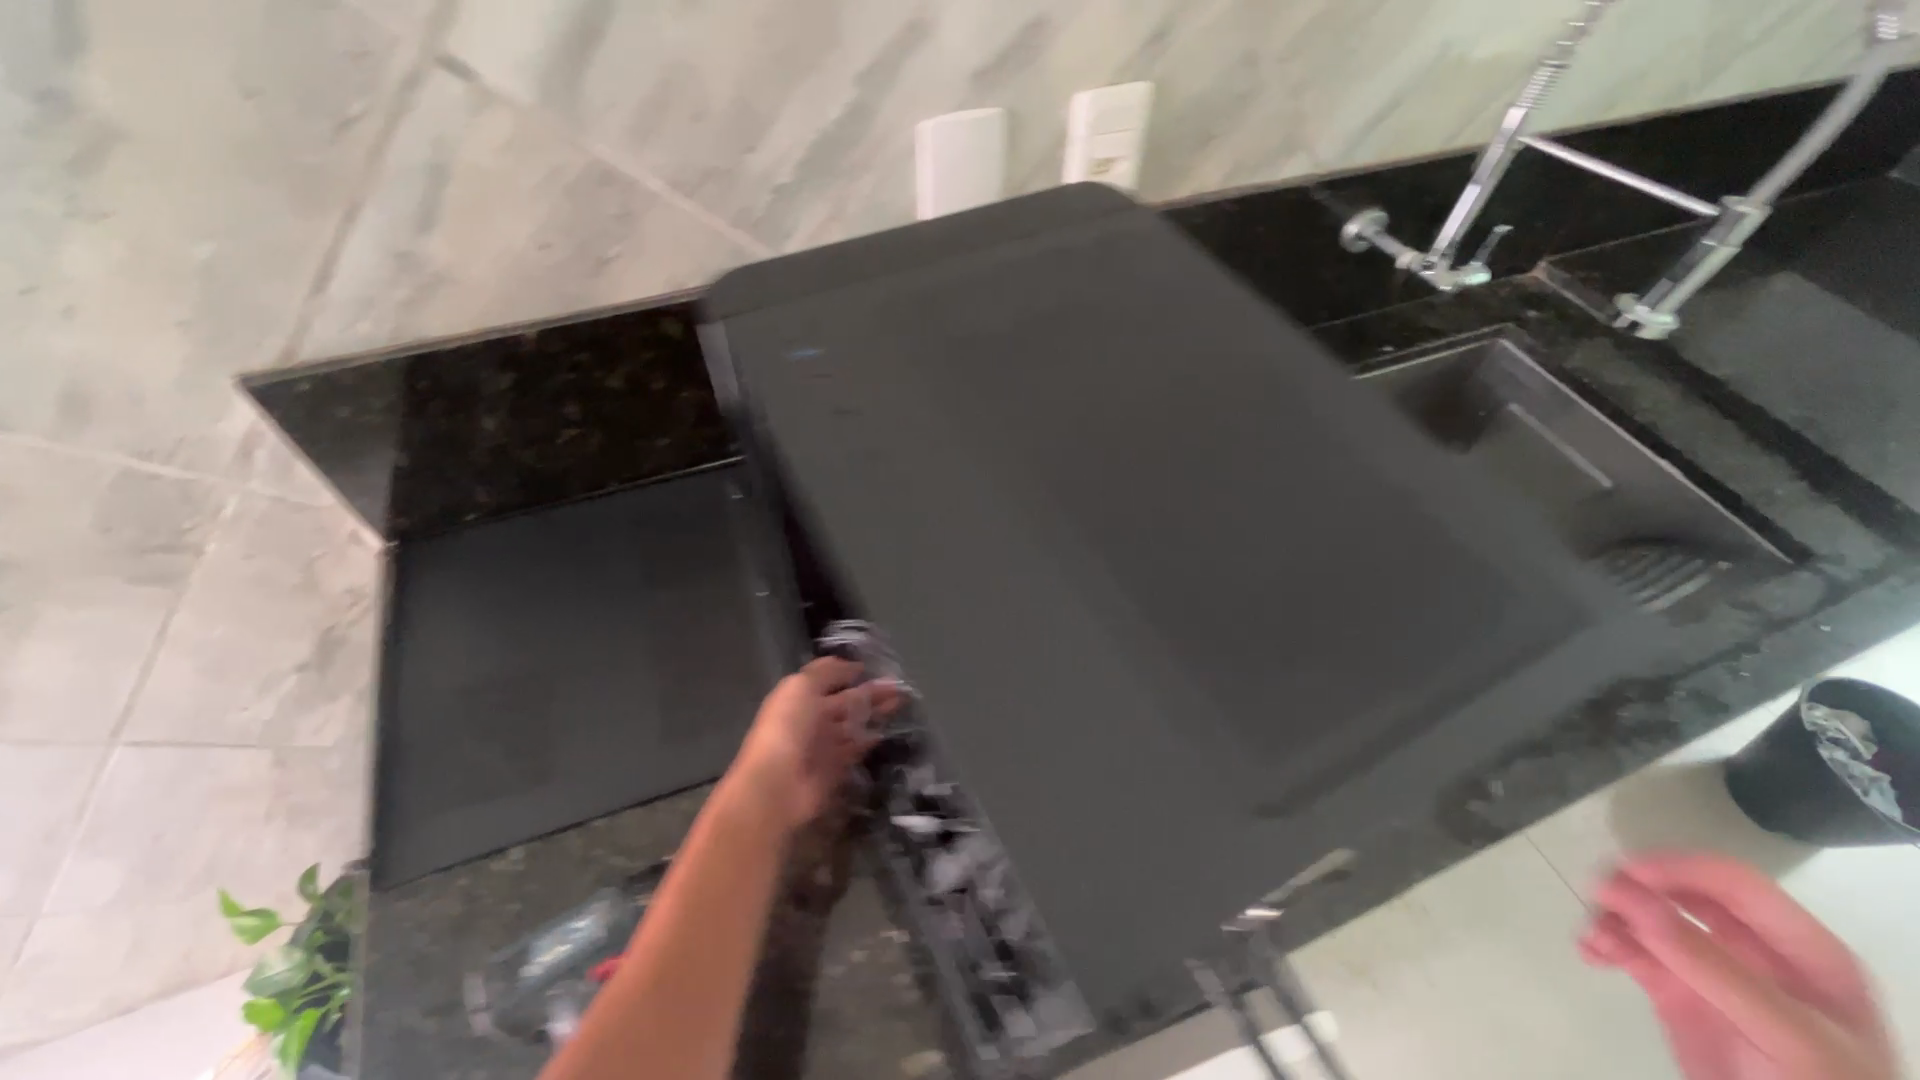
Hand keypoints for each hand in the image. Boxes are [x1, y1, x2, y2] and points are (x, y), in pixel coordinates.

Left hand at [721, 657, 901, 834]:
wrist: (779, 784)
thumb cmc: (788, 728)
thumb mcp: (801, 687)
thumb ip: (825, 672)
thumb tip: (853, 665)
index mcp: (801, 696)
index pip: (829, 679)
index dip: (849, 671)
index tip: (875, 666)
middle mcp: (813, 718)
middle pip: (847, 701)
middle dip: (872, 692)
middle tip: (900, 686)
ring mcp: (825, 743)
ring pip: (855, 723)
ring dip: (876, 712)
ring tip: (903, 702)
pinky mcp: (837, 768)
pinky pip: (857, 749)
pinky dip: (871, 739)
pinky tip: (887, 731)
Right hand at [1579, 853, 1895, 1079]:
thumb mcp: (1785, 1030)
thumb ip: (1714, 968)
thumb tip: (1634, 899)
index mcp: (1799, 948)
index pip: (1734, 884)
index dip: (1681, 870)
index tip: (1628, 873)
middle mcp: (1751, 950)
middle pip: (1683, 894)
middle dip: (1636, 888)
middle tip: (1598, 891)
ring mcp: (1710, 972)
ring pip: (1649, 920)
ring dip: (1613, 916)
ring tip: (1592, 935)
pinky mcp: (1676, 994)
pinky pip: (1632, 954)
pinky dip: (1605, 945)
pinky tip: (1591, 952)